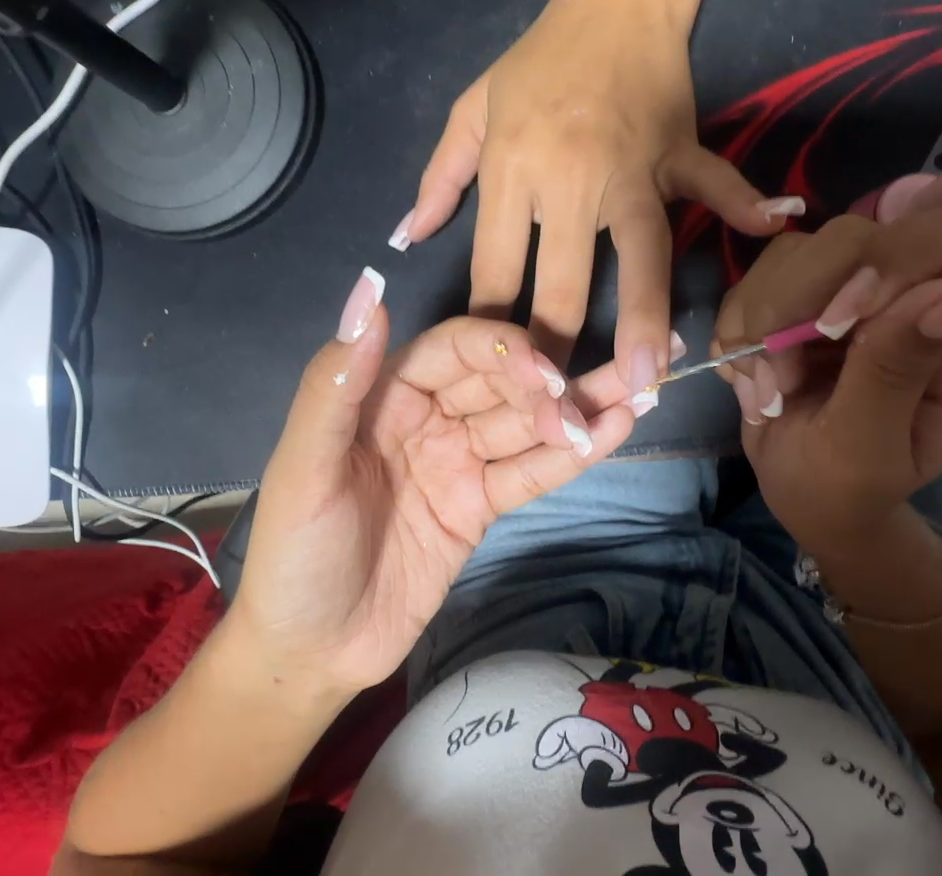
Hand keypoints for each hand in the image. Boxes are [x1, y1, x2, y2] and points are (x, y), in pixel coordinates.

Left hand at [223, 268, 640, 698]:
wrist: (313, 652)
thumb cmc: (298, 555)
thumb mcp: (305, 467)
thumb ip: (335, 382)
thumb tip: (369, 289)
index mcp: (383, 394)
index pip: (455, 350)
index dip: (502, 352)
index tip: (544, 374)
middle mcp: (427, 417)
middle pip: (500, 382)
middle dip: (548, 384)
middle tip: (598, 397)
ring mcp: (458, 462)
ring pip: (526, 424)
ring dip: (579, 408)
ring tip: (642, 389)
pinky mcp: (480, 506)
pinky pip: (530, 472)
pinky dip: (571, 455)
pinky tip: (616, 429)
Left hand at [391, 0, 797, 392]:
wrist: (612, 1)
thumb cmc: (535, 62)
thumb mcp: (470, 110)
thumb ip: (439, 178)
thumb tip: (407, 239)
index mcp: (512, 171)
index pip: (496, 268)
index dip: (492, 325)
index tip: (495, 373)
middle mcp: (570, 181)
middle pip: (564, 281)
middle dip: (559, 348)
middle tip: (561, 407)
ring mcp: (632, 169)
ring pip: (640, 252)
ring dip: (644, 317)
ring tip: (645, 380)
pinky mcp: (681, 153)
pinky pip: (715, 184)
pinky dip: (745, 204)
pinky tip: (778, 230)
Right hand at [711, 186, 941, 537]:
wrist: (796, 493)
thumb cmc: (844, 490)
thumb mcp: (869, 447)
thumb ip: (901, 368)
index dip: (925, 244)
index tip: (852, 309)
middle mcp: (921, 294)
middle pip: (875, 227)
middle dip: (810, 295)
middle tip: (786, 367)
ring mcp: (861, 287)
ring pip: (806, 247)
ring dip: (766, 320)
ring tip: (769, 388)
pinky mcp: (807, 290)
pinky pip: (761, 272)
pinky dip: (741, 326)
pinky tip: (752, 376)